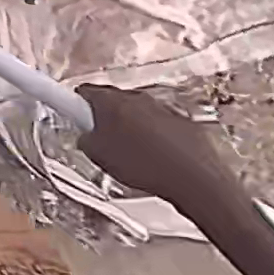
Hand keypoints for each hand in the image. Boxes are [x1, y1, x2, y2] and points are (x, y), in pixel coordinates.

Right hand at [77, 84, 245, 216]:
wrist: (198, 183)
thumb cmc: (142, 166)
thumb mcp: (98, 157)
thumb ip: (85, 140)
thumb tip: (86, 137)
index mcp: (109, 100)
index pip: (83, 91)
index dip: (75, 104)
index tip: (76, 117)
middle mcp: (135, 97)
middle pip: (112, 101)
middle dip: (106, 119)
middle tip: (104, 143)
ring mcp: (163, 108)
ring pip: (138, 114)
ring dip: (133, 129)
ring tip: (135, 158)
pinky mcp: (186, 124)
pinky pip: (163, 126)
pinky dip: (158, 139)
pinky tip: (160, 162)